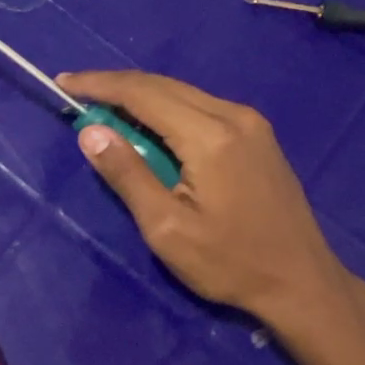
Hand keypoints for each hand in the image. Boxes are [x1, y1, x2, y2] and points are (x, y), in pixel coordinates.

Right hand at [57, 70, 363, 325]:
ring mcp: (252, 124)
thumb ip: (127, 174)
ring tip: (103, 108)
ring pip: (183, 94)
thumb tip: (90, 132)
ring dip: (141, 97)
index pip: (142, 94)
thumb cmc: (229, 263)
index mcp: (210, 136)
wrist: (302, 282)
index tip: (63, 82)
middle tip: (75, 92)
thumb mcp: (166, 227)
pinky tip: (148, 126)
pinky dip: (166, 109)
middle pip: (163, 86)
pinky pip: (201, 107)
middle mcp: (234, 116)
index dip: (99, 85)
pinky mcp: (258, 137)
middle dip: (116, 86)